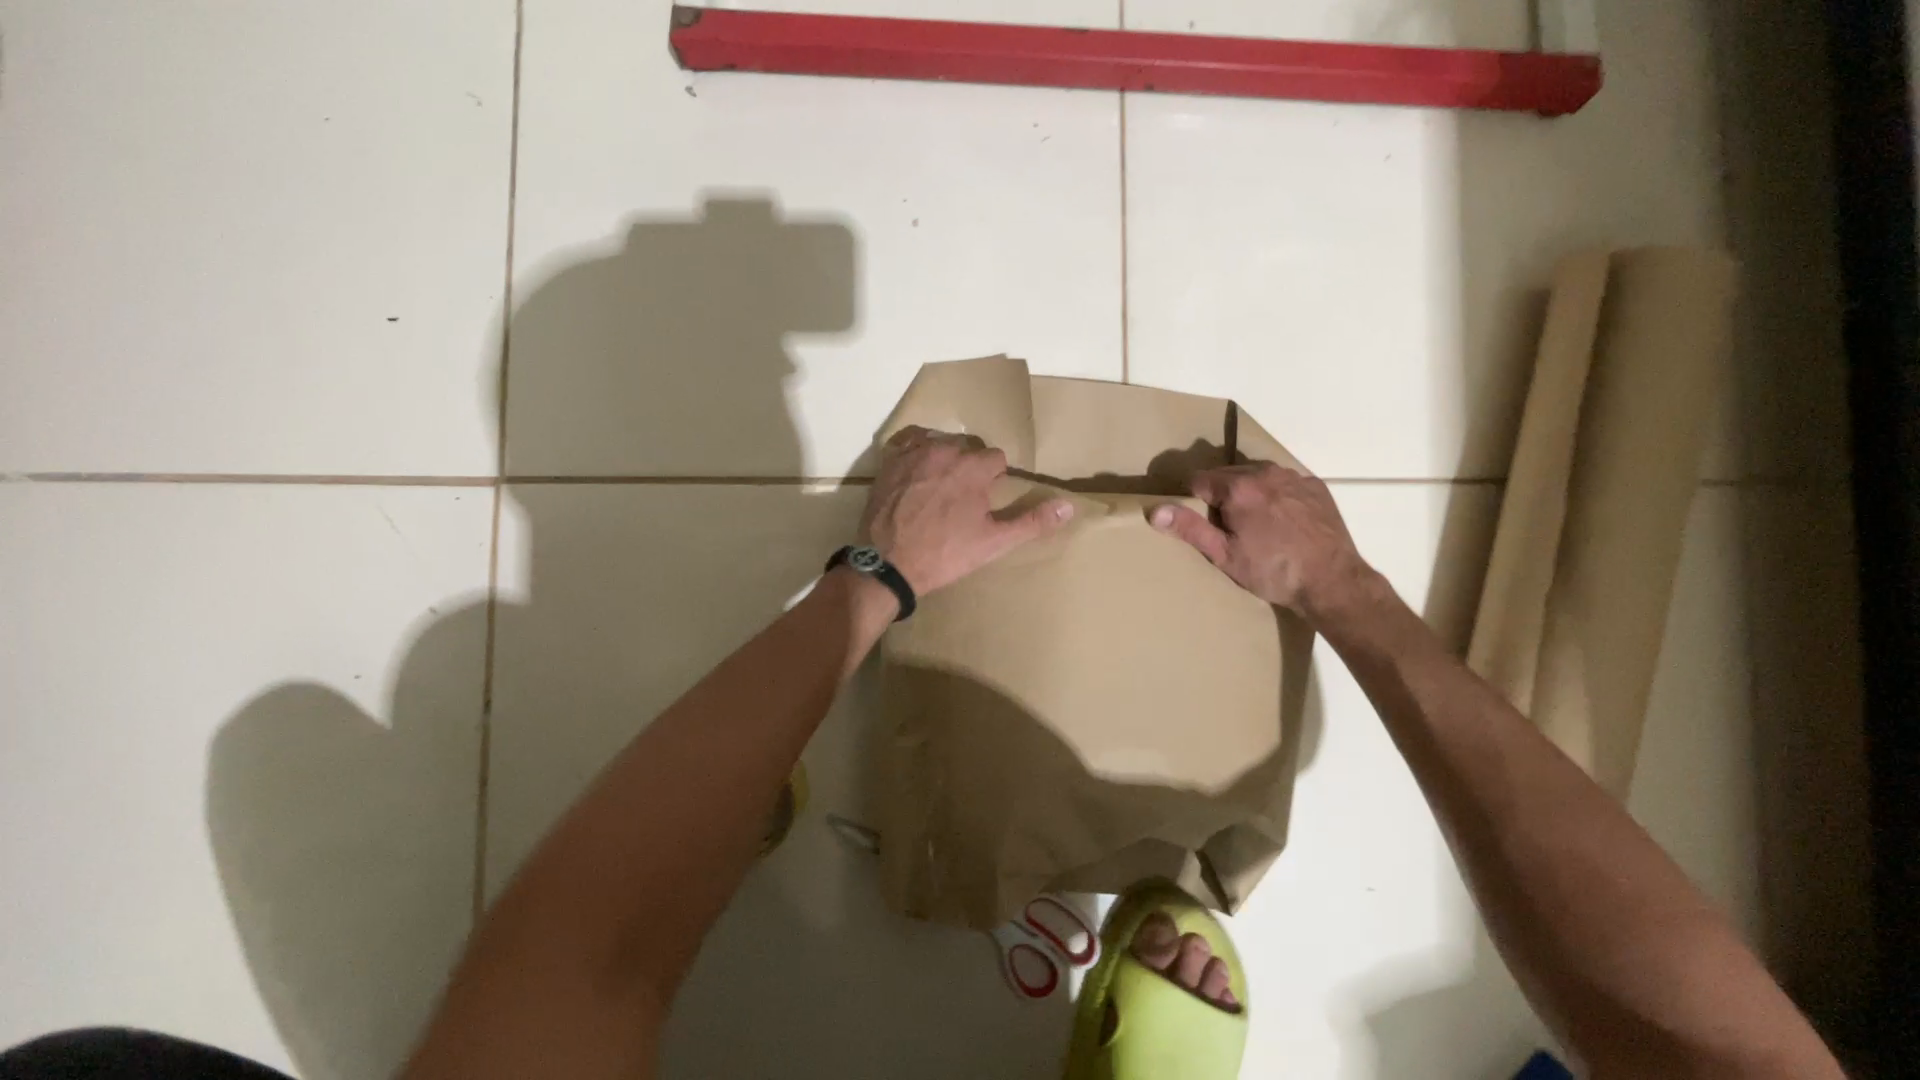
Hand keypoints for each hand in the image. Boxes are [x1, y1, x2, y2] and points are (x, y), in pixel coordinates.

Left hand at [861, 426, 1074, 594]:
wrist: (888, 563)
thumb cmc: (945, 554)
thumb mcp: (994, 542)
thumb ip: (1032, 521)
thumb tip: (1068, 506)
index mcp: (974, 467)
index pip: (996, 458)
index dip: (994, 479)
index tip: (986, 499)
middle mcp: (945, 450)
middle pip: (967, 448)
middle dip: (969, 467)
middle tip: (962, 498)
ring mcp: (913, 453)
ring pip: (939, 443)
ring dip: (943, 459)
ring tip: (938, 488)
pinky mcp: (889, 461)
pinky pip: (908, 441)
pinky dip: (915, 450)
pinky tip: (916, 471)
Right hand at [1149, 462, 1376, 621]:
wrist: (1332, 580)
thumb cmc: (1273, 571)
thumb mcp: (1225, 556)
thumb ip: (1190, 528)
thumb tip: (1155, 510)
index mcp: (1238, 487)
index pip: (1199, 480)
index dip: (1196, 502)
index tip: (1206, 523)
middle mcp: (1265, 472)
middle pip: (1228, 475)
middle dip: (1223, 496)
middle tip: (1231, 529)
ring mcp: (1294, 476)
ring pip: (1257, 476)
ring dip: (1250, 493)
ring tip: (1258, 526)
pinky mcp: (1315, 486)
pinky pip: (1284, 482)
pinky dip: (1277, 495)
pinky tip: (1284, 522)